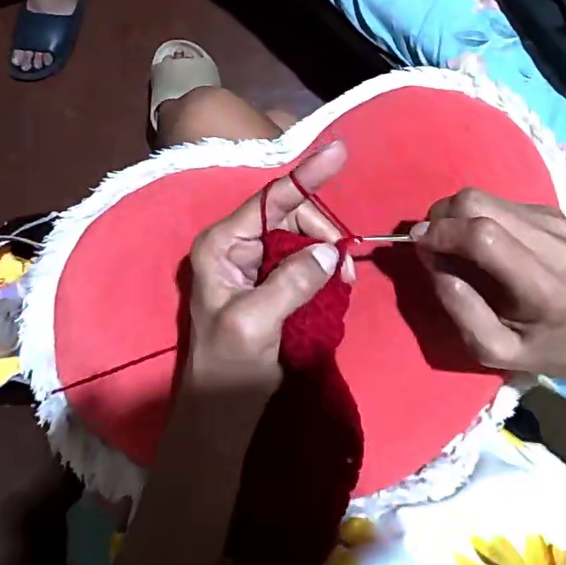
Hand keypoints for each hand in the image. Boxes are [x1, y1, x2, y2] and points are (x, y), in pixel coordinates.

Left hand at [186, 141, 352, 395]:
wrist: (222, 413)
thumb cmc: (228, 368)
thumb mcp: (255, 324)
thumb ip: (290, 283)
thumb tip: (328, 252)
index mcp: (222, 244)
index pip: (271, 200)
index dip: (307, 175)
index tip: (339, 151)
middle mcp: (236, 244)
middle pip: (292, 215)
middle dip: (322, 232)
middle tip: (343, 268)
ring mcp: (253, 261)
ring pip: (302, 236)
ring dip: (326, 253)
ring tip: (341, 285)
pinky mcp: (270, 280)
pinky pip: (305, 258)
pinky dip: (324, 267)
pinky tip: (335, 286)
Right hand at [413, 189, 565, 384]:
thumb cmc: (532, 344)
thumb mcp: (491, 349)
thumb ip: (460, 309)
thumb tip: (433, 259)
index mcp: (542, 287)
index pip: (484, 237)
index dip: (443, 233)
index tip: (419, 244)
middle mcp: (553, 247)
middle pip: (477, 204)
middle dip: (442, 217)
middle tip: (432, 244)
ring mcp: (555, 224)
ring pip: (482, 197)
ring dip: (456, 215)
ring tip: (455, 243)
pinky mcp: (551, 212)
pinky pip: (496, 201)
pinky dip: (476, 216)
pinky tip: (484, 242)